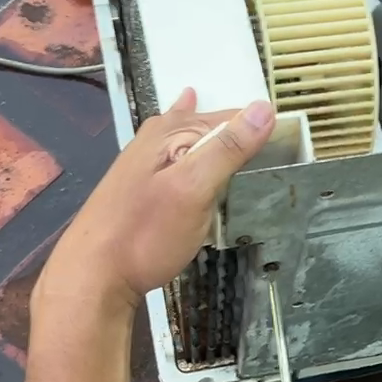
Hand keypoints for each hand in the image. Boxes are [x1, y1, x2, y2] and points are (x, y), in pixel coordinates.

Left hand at [39, 88, 274, 312]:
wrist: (94, 275)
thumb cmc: (146, 233)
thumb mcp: (194, 188)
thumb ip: (227, 148)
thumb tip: (264, 107)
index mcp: (170, 133)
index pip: (230, 117)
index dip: (259, 129)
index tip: (287, 142)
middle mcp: (154, 139)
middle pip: (209, 128)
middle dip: (237, 131)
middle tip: (271, 139)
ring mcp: (144, 164)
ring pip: (191, 144)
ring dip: (215, 140)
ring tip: (239, 129)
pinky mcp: (140, 189)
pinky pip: (176, 159)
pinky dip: (192, 152)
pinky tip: (185, 138)